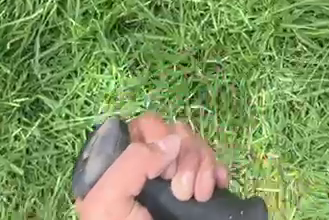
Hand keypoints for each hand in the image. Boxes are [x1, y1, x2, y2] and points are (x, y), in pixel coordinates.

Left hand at [75, 115, 230, 219]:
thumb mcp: (109, 201)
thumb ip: (132, 164)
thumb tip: (173, 142)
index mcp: (118, 163)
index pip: (144, 126)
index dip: (161, 138)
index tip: (164, 171)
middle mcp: (145, 166)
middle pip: (175, 133)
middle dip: (187, 157)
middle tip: (184, 191)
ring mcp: (170, 178)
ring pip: (194, 146)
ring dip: (204, 166)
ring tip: (201, 195)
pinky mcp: (191, 188)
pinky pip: (210, 163)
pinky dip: (217, 170)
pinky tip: (219, 185)